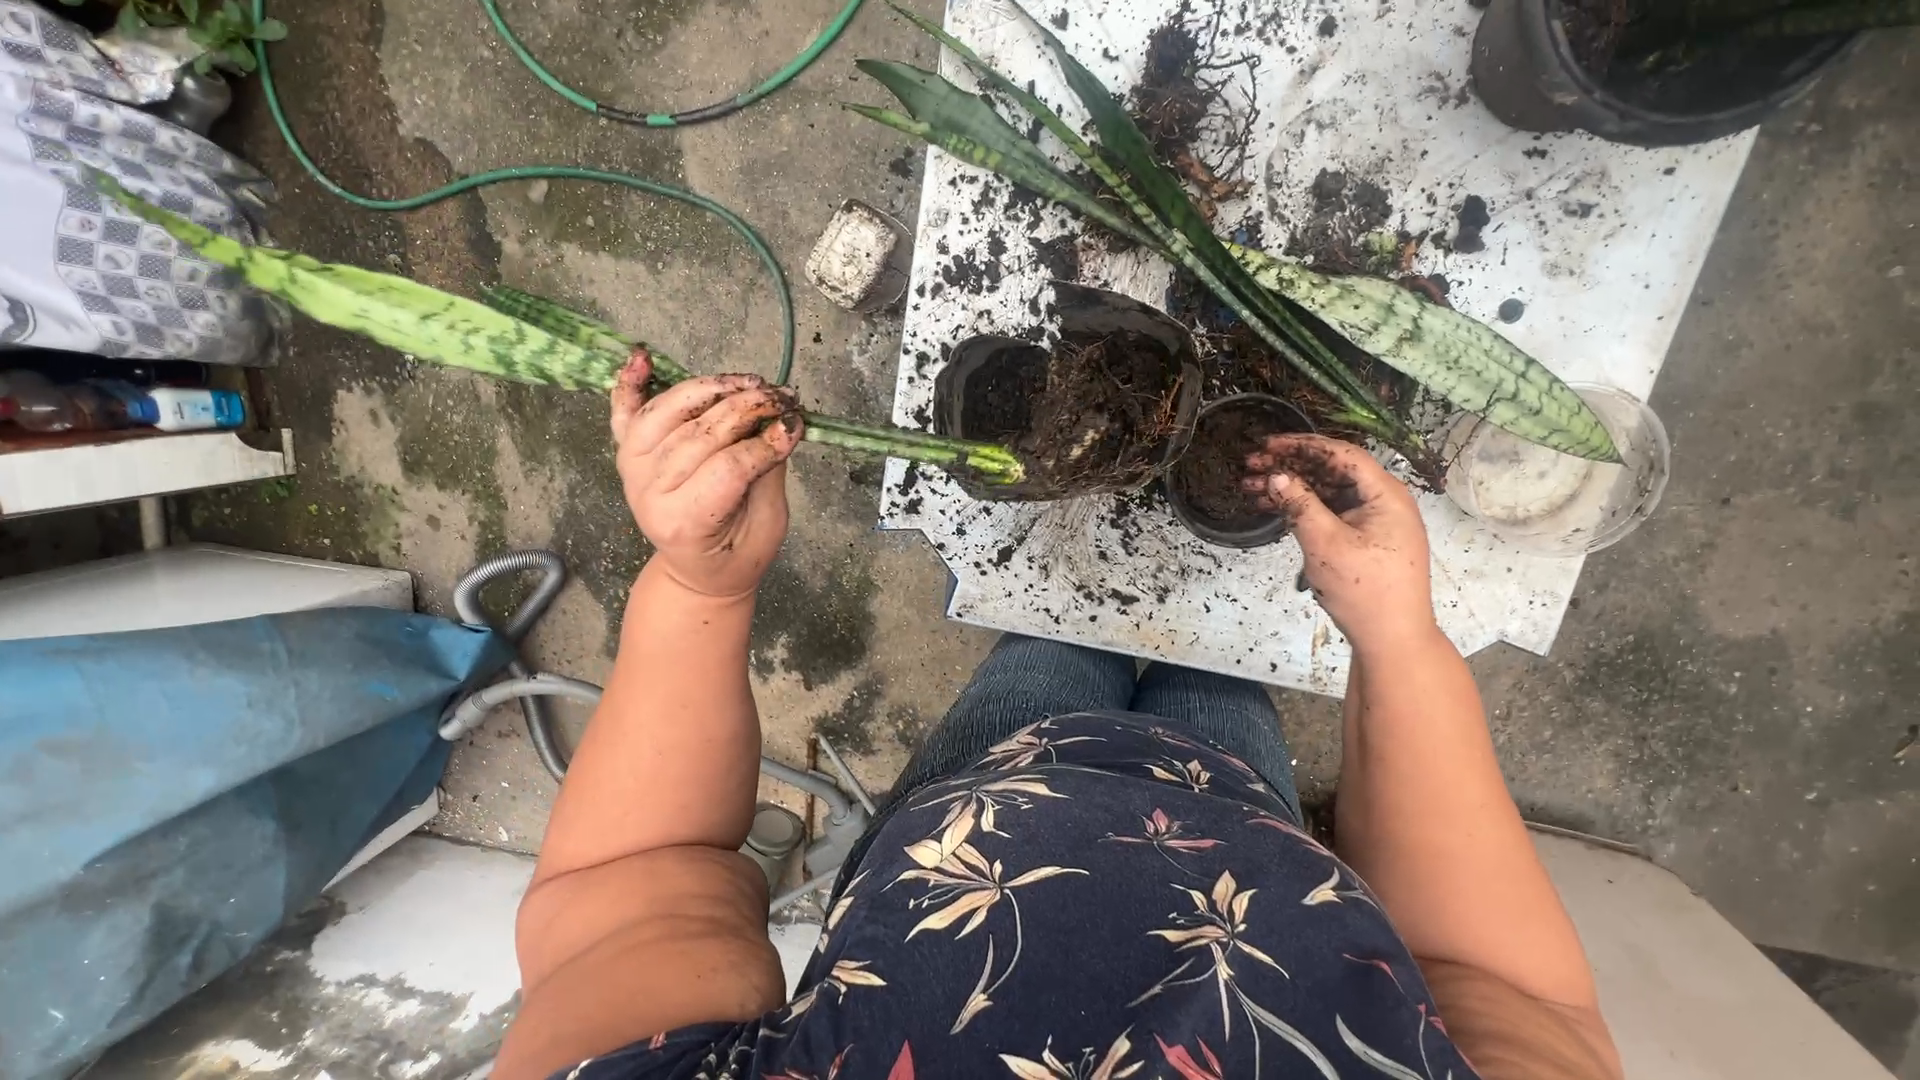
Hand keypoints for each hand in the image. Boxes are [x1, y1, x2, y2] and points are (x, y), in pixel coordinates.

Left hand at [611, 355, 802, 600]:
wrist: (698, 571)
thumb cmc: (738, 554)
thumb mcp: (768, 524)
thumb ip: (769, 471)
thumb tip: (784, 422)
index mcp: (685, 521)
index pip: (729, 466)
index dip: (766, 442)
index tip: (796, 424)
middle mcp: (649, 492)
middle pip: (700, 432)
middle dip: (749, 408)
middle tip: (783, 398)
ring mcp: (632, 469)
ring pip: (669, 411)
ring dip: (712, 387)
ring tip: (750, 383)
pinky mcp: (627, 453)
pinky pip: (624, 411)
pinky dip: (631, 382)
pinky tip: (642, 357)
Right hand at [1244, 434, 1435, 653]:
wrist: (1392, 639)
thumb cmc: (1363, 591)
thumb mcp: (1325, 544)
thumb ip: (1300, 505)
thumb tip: (1276, 476)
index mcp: (1385, 495)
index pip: (1341, 454)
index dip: (1301, 445)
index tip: (1267, 445)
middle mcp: (1383, 501)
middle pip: (1331, 471)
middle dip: (1290, 466)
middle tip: (1251, 465)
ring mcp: (1374, 521)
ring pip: (1327, 492)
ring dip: (1290, 488)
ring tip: (1251, 488)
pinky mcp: (1364, 540)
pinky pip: (1330, 513)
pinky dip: (1302, 509)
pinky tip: (1272, 508)